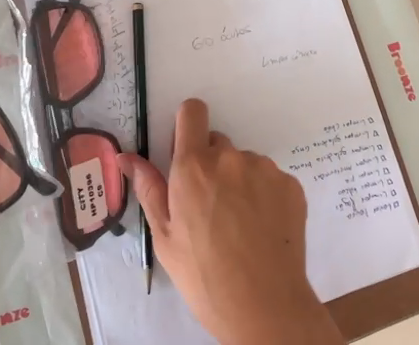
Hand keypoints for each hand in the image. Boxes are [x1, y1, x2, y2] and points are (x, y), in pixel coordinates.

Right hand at [122, 100, 341, 344]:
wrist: (264, 307)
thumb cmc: (203, 276)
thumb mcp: (164, 237)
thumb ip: (149, 189)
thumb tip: (127, 157)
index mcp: (194, 166)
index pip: (192, 111)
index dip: (187, 126)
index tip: (185, 153)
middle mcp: (230, 158)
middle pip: (217, 143)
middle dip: (211, 165)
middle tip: (209, 207)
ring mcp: (265, 170)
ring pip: (245, 164)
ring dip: (239, 182)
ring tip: (239, 225)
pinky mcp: (291, 185)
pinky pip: (271, 180)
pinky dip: (265, 197)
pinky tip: (261, 230)